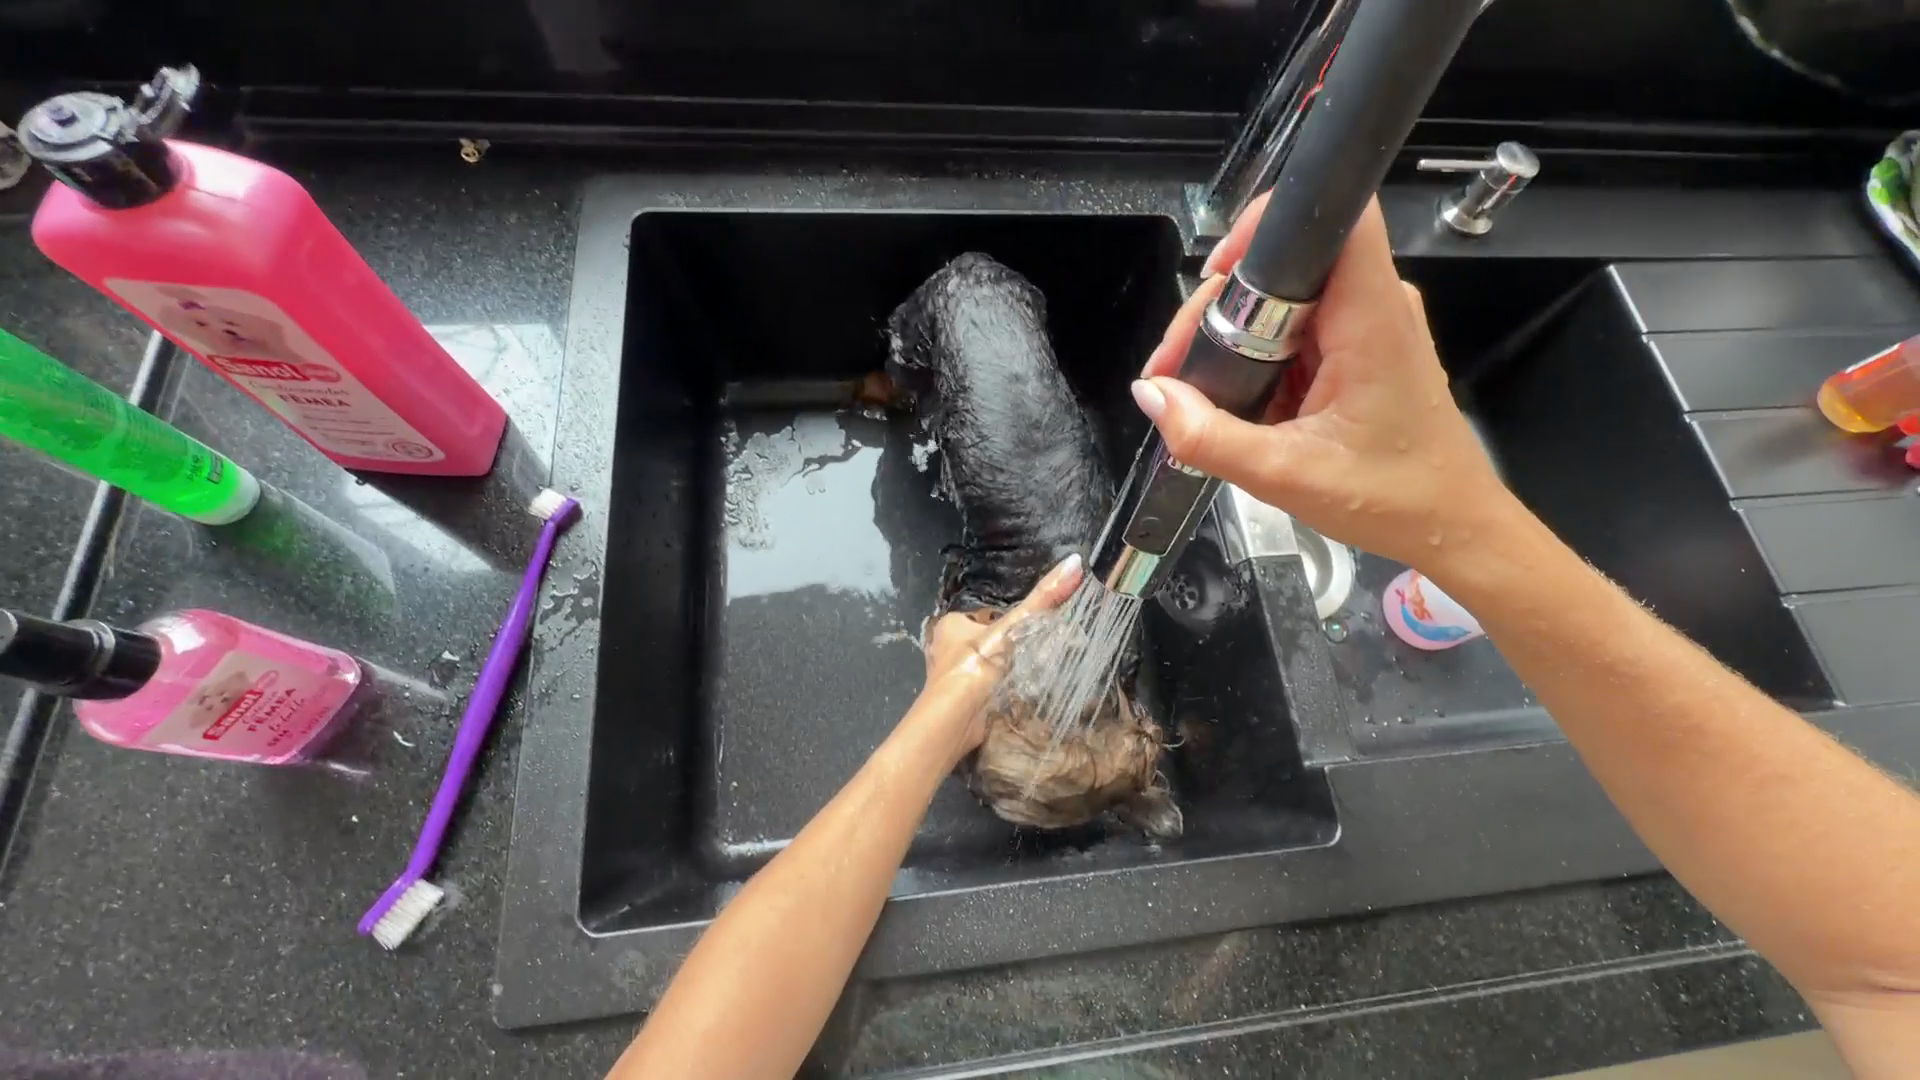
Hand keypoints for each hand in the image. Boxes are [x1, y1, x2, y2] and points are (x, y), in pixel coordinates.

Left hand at [918, 553, 1085, 752]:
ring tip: (1032, 672)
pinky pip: (987, 689)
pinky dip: (1002, 691)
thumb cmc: (976, 666)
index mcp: (950, 624)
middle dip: (1008, 648)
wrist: (955, 720)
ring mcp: (954, 677)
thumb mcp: (1012, 627)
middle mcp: (946, 648)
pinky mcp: (961, 703)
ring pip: (987, 666)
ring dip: (1006, 671)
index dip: (1009, 623)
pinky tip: (1019, 693)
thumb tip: (1074, 562)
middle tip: (1037, 651)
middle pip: (987, 642)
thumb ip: (1042, 600)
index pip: (986, 616)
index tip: (1032, 629)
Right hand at [1133, 193, 1515, 571]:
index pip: (1332, 218)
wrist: (1448, 526)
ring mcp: (1363, 328)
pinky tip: (1228, 399)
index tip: (1214, 278)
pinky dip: (1251, 359)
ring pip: (1279, 301)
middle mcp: (1371, 306)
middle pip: (1282, 266)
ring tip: (1192, 388)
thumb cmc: (1387, 498)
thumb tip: (1151, 395)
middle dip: (1217, 308)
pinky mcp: (1354, 352)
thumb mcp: (1283, 475)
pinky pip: (1290, 334)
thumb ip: (1208, 437)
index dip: (1266, 227)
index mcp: (1370, 317)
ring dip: (1227, 337)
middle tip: (1175, 367)